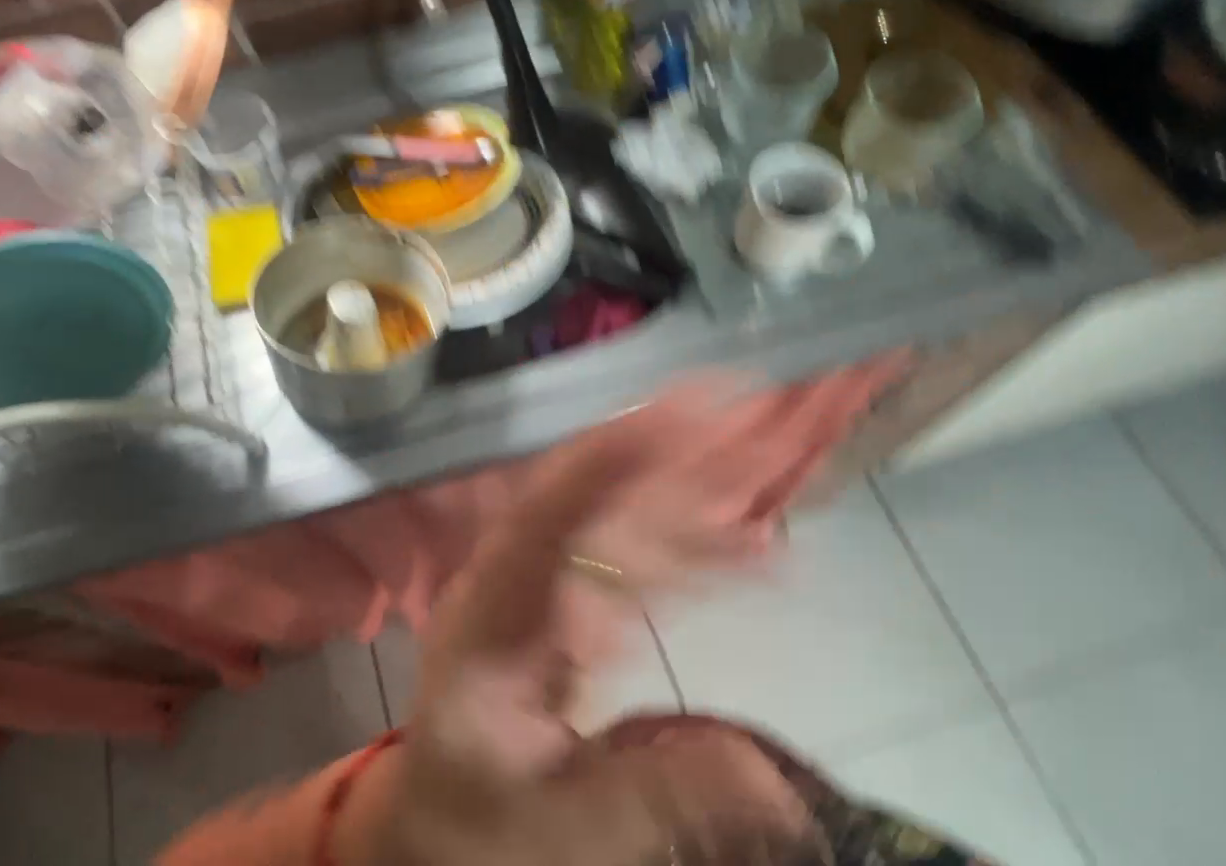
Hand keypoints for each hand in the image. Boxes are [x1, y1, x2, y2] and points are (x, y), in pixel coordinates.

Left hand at [349, 358, 908, 864]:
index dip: (617, 450)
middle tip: (778, 407)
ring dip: (708, 486)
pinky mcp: (573, 608)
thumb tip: (789, 779)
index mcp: (493, 618)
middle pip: (610, 500)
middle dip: (695, 452)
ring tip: (785, 454)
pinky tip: (755, 542)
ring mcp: (545, 590)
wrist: (435, 824)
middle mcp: (517, 580)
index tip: (691, 402)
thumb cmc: (481, 825)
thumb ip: (666, 793)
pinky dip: (701, 549)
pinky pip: (641, 563)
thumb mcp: (565, 823)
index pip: (551, 511)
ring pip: (632, 520)